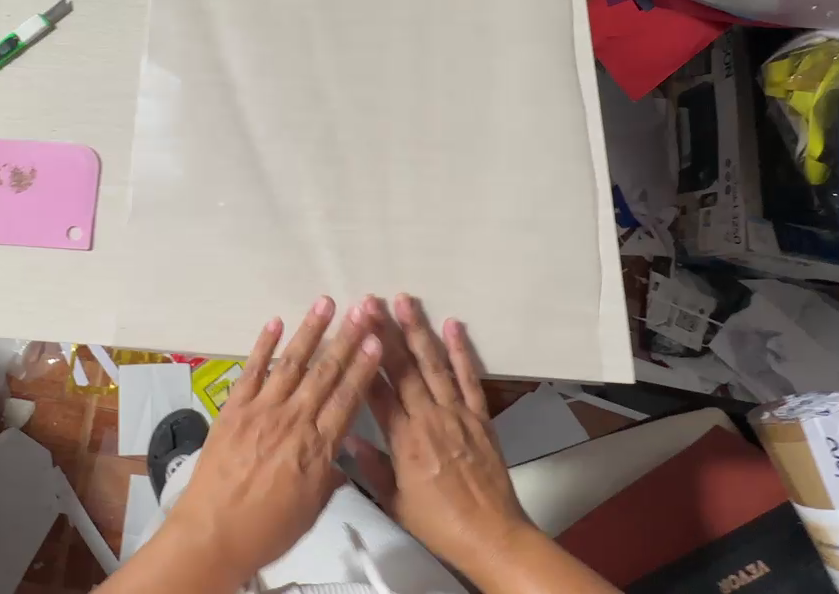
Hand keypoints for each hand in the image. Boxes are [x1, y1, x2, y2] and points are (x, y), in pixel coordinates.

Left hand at [160, 297, 382, 586]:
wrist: (213, 533)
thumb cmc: (267, 529)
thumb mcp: (312, 509)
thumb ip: (329, 474)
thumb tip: (341, 453)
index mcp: (317, 447)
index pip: (347, 397)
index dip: (364, 366)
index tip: (377, 338)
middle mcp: (292, 420)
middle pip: (325, 372)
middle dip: (346, 337)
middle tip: (362, 308)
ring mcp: (261, 409)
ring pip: (292, 362)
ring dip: (310, 330)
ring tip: (325, 302)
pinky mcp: (234, 407)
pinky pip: (251, 369)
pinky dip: (263, 344)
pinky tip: (275, 321)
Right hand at [348, 295, 528, 578]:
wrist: (492, 537)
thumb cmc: (439, 524)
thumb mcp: (394, 502)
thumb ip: (370, 465)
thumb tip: (346, 432)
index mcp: (403, 440)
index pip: (377, 390)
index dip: (362, 358)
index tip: (350, 330)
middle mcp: (428, 419)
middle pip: (402, 368)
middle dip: (384, 332)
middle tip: (370, 301)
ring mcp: (456, 414)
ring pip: (433, 364)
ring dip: (417, 330)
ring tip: (404, 300)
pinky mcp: (480, 417)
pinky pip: (469, 379)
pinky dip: (461, 351)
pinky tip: (452, 325)